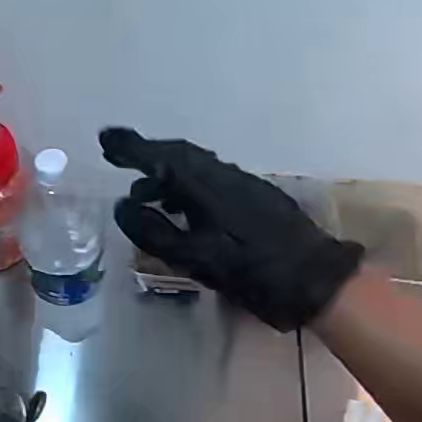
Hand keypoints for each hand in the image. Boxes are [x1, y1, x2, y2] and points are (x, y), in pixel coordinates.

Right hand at [100, 127, 362, 329]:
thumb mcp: (195, 258)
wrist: (316, 282)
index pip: (165, 157)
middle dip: (146, 155)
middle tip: (116, 158)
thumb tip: (123, 206)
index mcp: (210, 187)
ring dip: (164, 176)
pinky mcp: (255, 199)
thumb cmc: (252, 272)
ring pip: (195, 170)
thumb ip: (154, 232)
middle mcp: (227, 177)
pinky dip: (183, 188)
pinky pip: (208, 182)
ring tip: (141, 195)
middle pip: (180, 156)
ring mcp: (245, 187)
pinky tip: (177, 208)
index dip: (133, 147)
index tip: (105, 139)